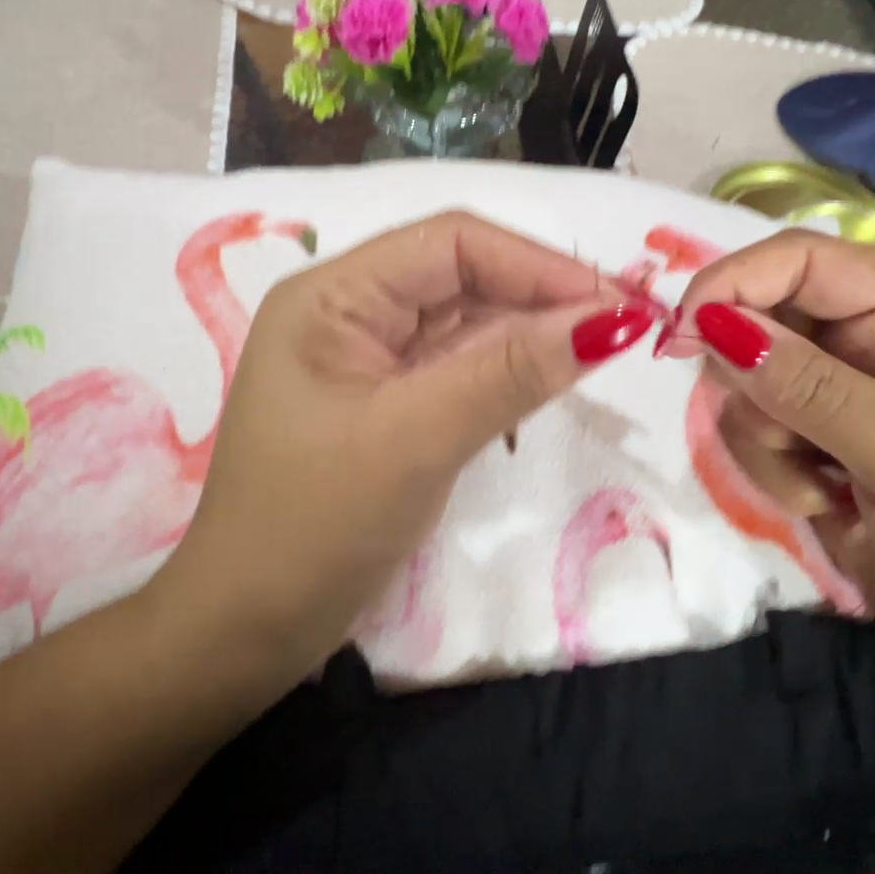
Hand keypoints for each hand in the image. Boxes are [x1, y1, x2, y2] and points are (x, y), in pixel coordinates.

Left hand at [146, 212, 648, 679]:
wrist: (247, 628)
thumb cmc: (316, 526)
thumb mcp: (417, 440)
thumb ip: (511, 372)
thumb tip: (613, 319)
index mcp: (330, 297)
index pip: (449, 244)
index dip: (539, 265)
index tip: (620, 306)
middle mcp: (345, 314)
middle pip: (458, 277)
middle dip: (540, 296)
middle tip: (627, 329)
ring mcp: (362, 362)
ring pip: (461, 323)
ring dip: (528, 333)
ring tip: (602, 349)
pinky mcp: (381, 406)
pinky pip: (453, 369)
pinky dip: (503, 372)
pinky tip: (547, 380)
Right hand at [662, 230, 874, 673]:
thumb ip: (812, 389)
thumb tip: (712, 325)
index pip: (805, 261)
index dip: (736, 282)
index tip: (681, 332)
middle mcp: (873, 348)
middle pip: (763, 318)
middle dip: (749, 375)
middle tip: (778, 432)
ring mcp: (839, 404)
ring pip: (746, 384)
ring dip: (762, 438)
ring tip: (821, 487)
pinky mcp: (814, 455)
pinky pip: (751, 438)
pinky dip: (768, 472)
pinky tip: (823, 506)